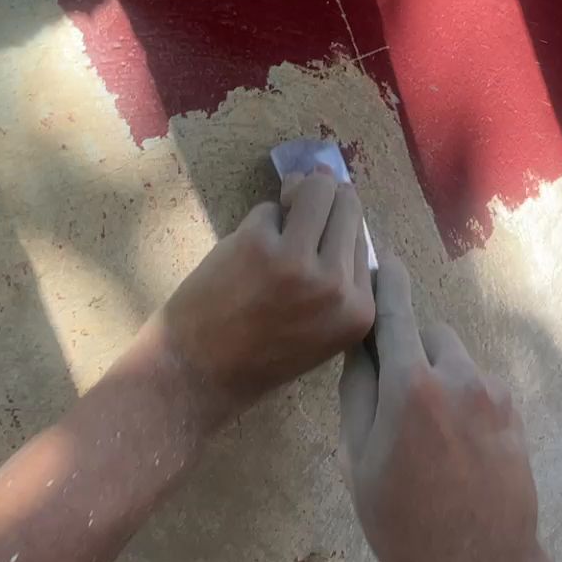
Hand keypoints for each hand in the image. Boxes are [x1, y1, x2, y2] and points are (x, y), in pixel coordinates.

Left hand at [158, 169, 375, 429]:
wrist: (198, 375)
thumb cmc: (261, 352)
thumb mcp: (323, 326)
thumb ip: (339, 271)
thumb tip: (336, 186)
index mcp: (361, 308)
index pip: (363, 237)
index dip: (337, 227)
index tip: (315, 235)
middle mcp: (337, 283)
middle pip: (346, 203)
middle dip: (322, 199)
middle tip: (296, 215)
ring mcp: (298, 260)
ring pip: (316, 190)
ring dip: (295, 196)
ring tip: (275, 226)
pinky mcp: (258, 243)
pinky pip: (270, 208)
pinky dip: (259, 222)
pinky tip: (246, 250)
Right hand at [339, 258, 561, 561]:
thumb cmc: (405, 522)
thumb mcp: (358, 462)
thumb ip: (358, 393)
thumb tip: (361, 347)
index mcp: (410, 387)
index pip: (395, 312)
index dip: (387, 280)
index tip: (383, 259)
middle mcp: (457, 376)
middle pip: (429, 333)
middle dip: (412, 349)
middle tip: (402, 397)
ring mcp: (492, 391)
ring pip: (457, 359)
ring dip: (442, 375)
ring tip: (436, 429)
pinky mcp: (514, 409)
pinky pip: (481, 384)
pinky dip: (467, 397)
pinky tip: (463, 443)